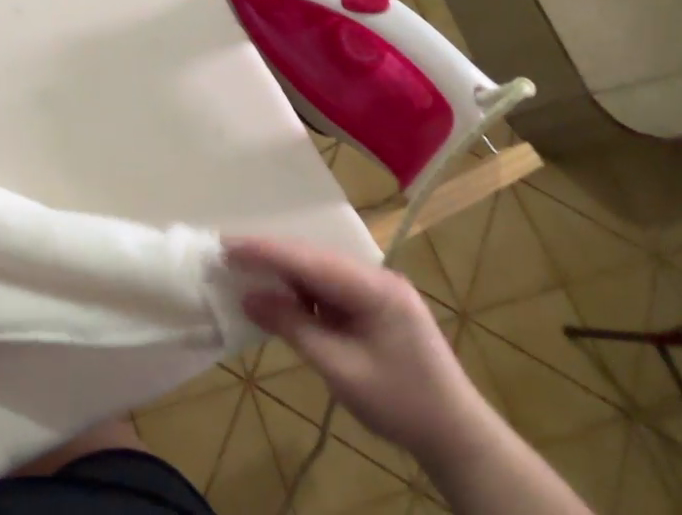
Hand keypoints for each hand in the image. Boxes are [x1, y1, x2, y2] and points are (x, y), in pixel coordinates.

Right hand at [224, 237, 493, 462]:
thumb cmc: (400, 403)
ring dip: (284, 272)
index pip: (308, 259)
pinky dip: (302, 290)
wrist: (457, 435)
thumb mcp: (340, 368)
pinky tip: (280, 297)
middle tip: (225, 256)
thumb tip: (249, 297)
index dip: (263, 251)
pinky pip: (330, 288)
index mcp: (374, 288)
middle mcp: (377, 279)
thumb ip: (293, 327)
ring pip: (320, 270)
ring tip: (244, 273)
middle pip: (313, 257)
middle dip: (269, 256)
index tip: (224, 245)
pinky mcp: (377, 307)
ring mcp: (379, 292)